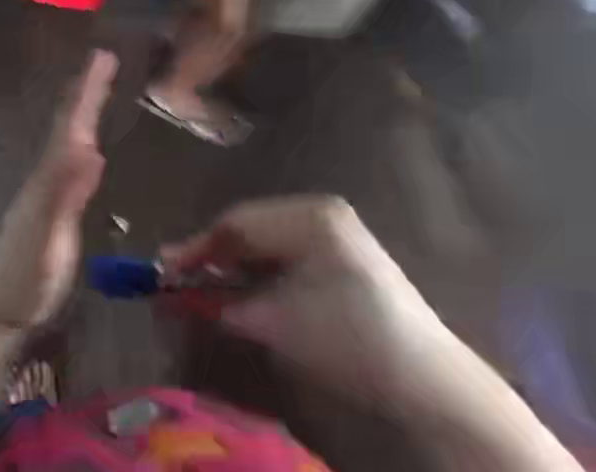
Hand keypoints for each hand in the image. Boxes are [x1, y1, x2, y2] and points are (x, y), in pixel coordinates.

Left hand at [0, 51, 115, 365]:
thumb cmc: (22, 275)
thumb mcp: (46, 235)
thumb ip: (65, 195)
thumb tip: (91, 147)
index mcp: (49, 175)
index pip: (73, 123)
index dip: (89, 90)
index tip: (104, 55)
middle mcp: (47, 175)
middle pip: (69, 124)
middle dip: (87, 91)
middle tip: (105, 59)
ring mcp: (47, 192)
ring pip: (69, 140)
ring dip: (84, 112)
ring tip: (100, 90)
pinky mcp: (52, 211)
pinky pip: (70, 163)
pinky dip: (82, 142)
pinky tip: (87, 148)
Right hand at [161, 197, 469, 413]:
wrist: (432, 385)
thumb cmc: (348, 341)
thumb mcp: (274, 321)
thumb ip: (215, 301)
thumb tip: (166, 294)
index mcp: (307, 215)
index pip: (233, 223)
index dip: (195, 248)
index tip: (163, 270)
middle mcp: (318, 210)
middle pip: (247, 227)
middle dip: (213, 255)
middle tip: (180, 279)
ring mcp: (334, 228)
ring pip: (263, 238)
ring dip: (234, 263)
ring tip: (207, 286)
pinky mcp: (343, 250)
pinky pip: (284, 249)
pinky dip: (260, 268)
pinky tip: (246, 288)